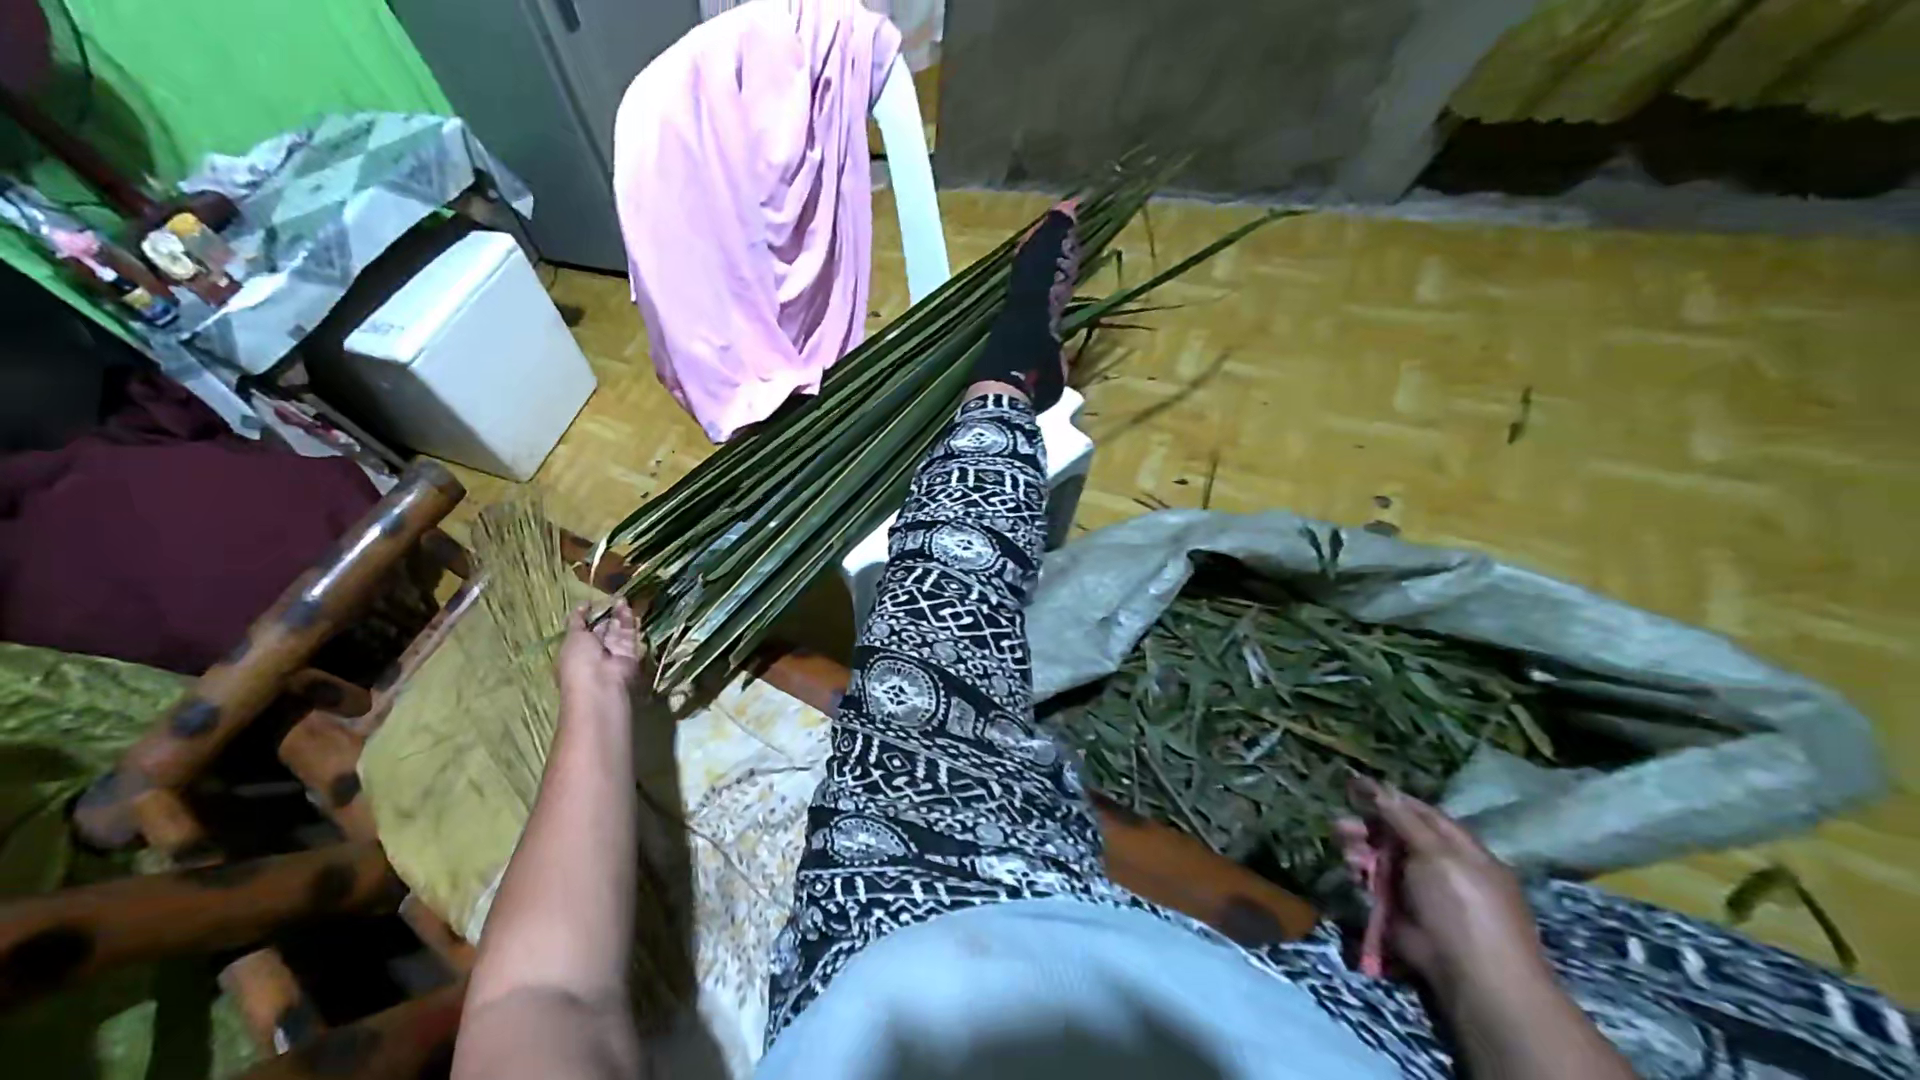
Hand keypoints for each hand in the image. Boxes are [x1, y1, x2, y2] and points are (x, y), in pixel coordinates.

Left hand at [556, 599, 642, 704]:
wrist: (602, 684)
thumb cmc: (578, 662)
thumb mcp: (572, 637)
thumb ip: (577, 621)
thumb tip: (581, 606)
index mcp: (575, 650)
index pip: (582, 630)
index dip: (586, 616)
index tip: (591, 602)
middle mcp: (595, 652)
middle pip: (602, 628)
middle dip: (605, 613)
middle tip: (610, 596)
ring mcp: (614, 652)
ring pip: (617, 629)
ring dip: (618, 613)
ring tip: (620, 597)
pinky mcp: (631, 652)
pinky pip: (630, 633)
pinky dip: (628, 619)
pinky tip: (626, 605)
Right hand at [1336, 775, 1547, 995]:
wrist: (1470, 975)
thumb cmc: (1463, 904)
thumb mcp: (1437, 853)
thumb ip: (1403, 819)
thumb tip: (1378, 785)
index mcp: (1459, 849)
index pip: (1421, 814)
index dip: (1390, 798)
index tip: (1355, 785)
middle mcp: (1438, 866)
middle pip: (1394, 835)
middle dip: (1366, 826)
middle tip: (1341, 824)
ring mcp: (1417, 891)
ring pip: (1379, 859)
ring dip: (1359, 849)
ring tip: (1344, 848)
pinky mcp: (1398, 912)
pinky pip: (1373, 886)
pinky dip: (1360, 876)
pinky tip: (1353, 873)